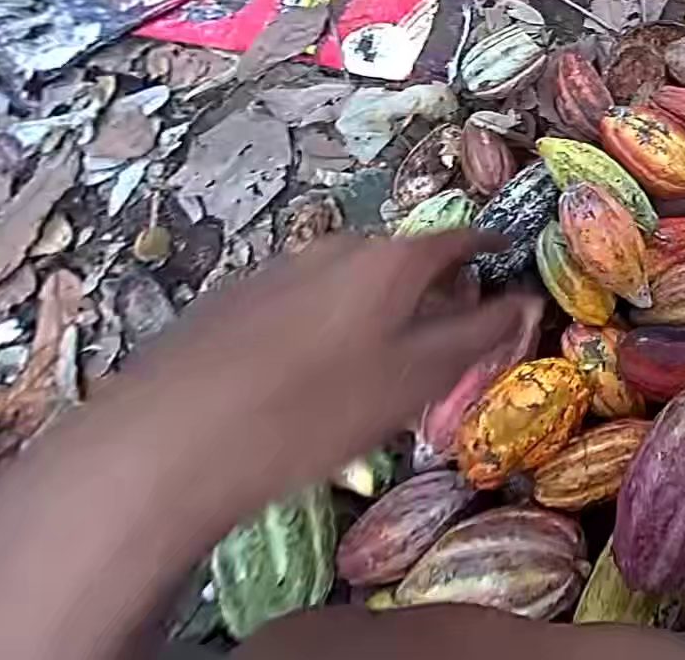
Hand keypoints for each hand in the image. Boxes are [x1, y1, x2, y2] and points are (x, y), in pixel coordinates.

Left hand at [0, 231, 539, 659]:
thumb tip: (524, 300)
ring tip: (380, 353)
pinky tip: (310, 367)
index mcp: (392, 259)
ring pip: (355, 275)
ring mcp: (284, 266)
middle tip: (446, 325)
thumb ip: (480, 333)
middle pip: (407, 256)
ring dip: (383, 300)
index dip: (490, 245)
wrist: (159, 446)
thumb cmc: (314, 409)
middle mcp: (341, 247)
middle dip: (435, 283)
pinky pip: (308, 293)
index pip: (460, 238)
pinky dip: (333, 314)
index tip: (505, 253)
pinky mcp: (237, 295)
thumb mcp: (416, 379)